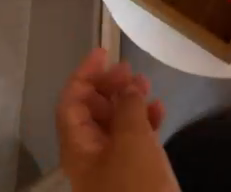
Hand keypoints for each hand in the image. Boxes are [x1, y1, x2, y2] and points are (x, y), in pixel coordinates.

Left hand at [57, 49, 179, 191]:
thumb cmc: (135, 186)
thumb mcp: (131, 140)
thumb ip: (127, 107)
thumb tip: (127, 86)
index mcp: (78, 147)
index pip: (71, 102)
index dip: (84, 75)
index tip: (105, 52)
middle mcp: (89, 156)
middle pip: (90, 111)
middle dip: (109, 86)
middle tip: (130, 70)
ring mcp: (110, 168)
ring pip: (113, 124)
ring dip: (128, 101)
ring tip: (148, 87)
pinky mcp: (131, 177)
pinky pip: (132, 140)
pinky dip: (144, 121)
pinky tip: (159, 112)